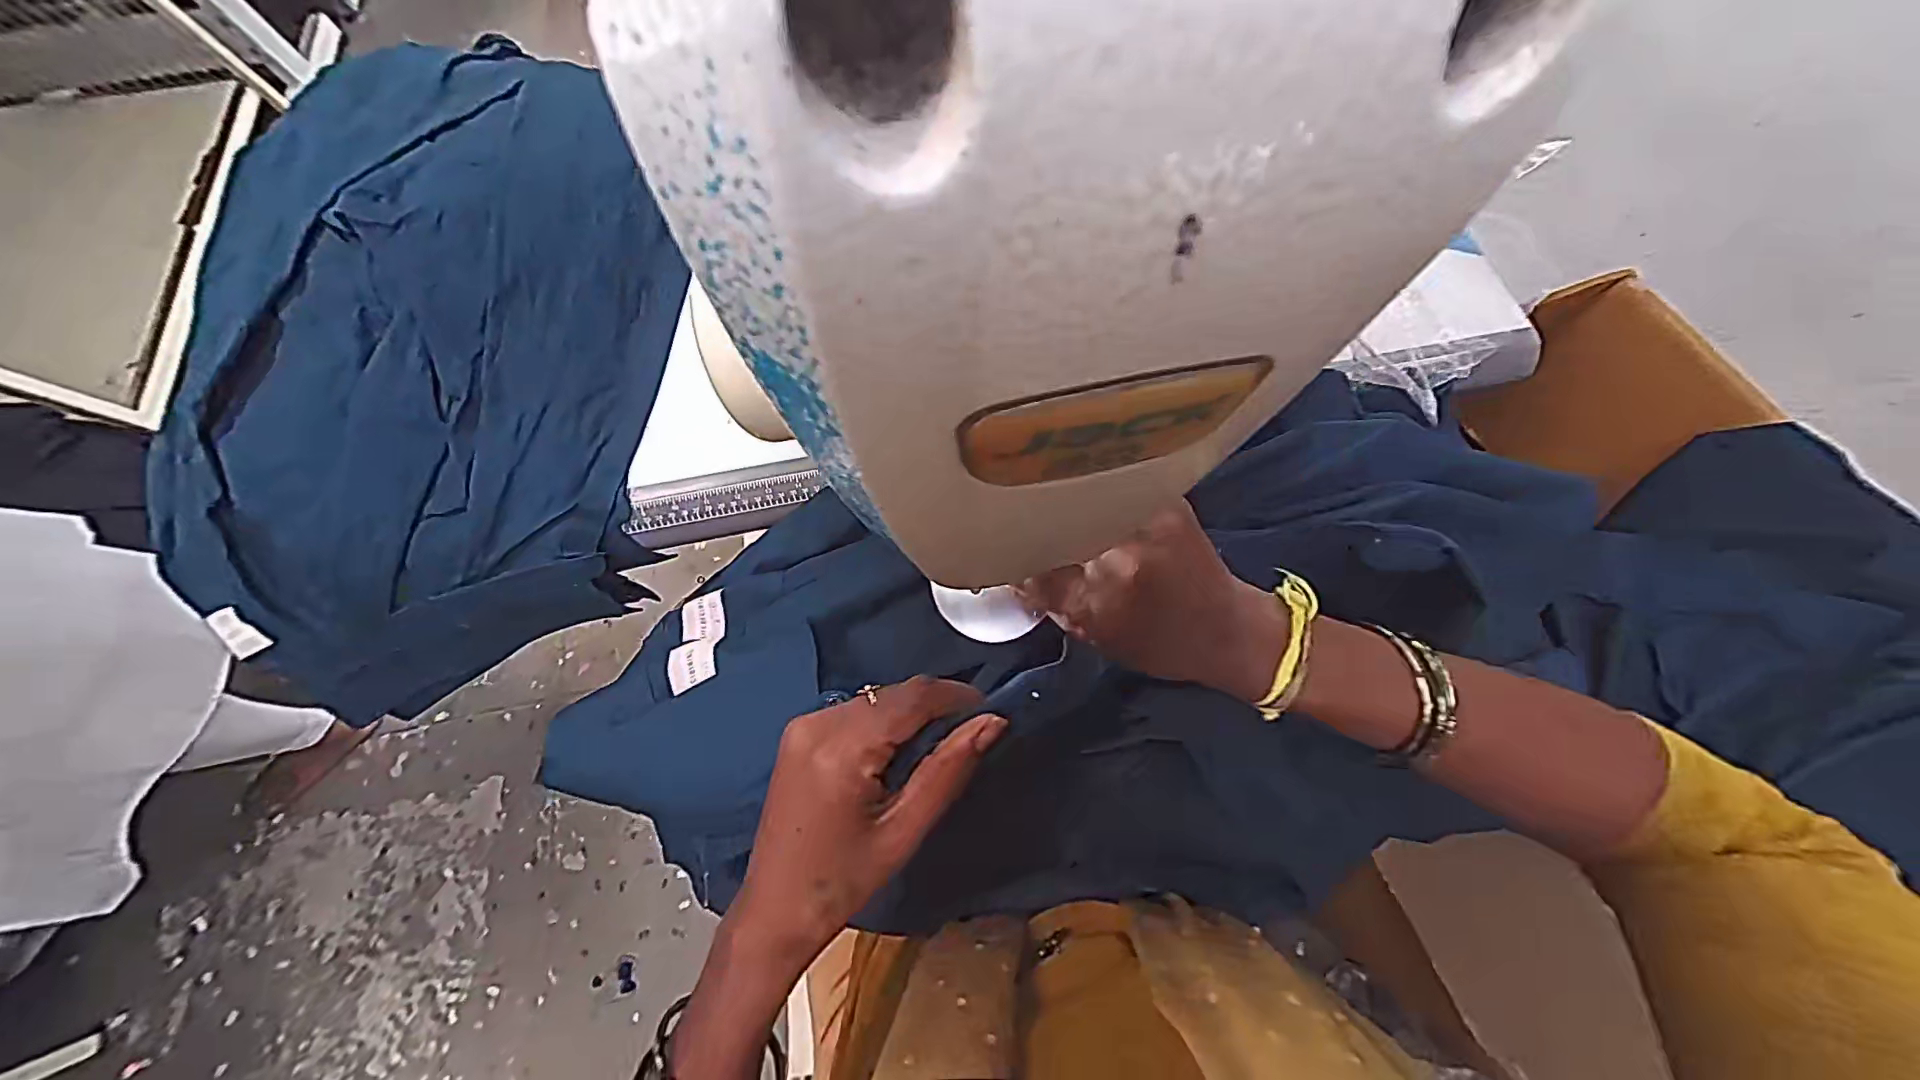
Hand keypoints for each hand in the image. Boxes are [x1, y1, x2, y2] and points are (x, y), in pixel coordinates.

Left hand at [730, 677, 1007, 964]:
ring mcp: (803, 724)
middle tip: (967, 733)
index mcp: (842, 748)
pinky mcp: (798, 731)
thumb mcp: (904, 829)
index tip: (989, 710)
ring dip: (910, 713)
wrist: (775, 907)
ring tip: (934, 748)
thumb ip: (949, 768)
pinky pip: (856, 710)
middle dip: (935, 705)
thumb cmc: (844, 880)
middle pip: (894, 693)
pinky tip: (896, 753)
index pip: (912, 696)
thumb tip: (992, 722)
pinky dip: (884, 721)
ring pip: (876, 697)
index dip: (956, 695)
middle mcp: (818, 722)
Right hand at [1014, 500, 1287, 702]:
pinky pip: (1115, 489)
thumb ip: (1051, 600)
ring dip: (1059, 499)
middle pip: (1051, 523)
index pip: (1030, 564)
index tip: (995, 542)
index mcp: (1095, 600)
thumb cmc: (1160, 645)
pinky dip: (1095, 490)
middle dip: (1028, 519)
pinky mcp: (1168, 504)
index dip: (1008, 550)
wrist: (1229, 630)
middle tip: (1012, 514)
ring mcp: (1146, 524)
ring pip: (1081, 499)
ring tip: (1044, 497)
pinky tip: (1083, 489)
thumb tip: (1011, 568)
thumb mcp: (1096, 635)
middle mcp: (1118, 558)